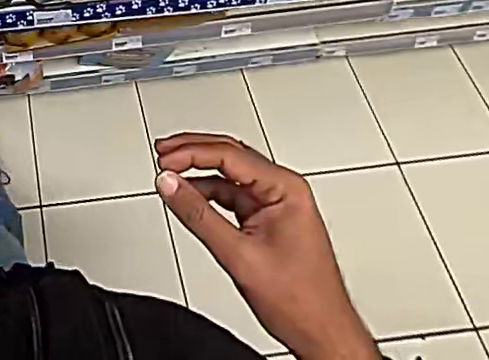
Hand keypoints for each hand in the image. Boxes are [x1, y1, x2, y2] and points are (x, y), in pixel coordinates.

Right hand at [154, 133, 376, 359]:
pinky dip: (208, 190)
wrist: (325, 338)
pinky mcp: (267, 215)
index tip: (166, 159)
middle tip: (163, 151)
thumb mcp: (239, 256)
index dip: (192, 153)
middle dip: (192, 151)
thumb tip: (171, 184)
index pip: (229, 154)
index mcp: (285, 188)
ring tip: (170, 168)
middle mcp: (282, 188)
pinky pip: (232, 192)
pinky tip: (189, 193)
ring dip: (198, 169)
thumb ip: (199, 215)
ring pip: (229, 171)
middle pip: (229, 153)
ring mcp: (275, 201)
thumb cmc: (302, 302)